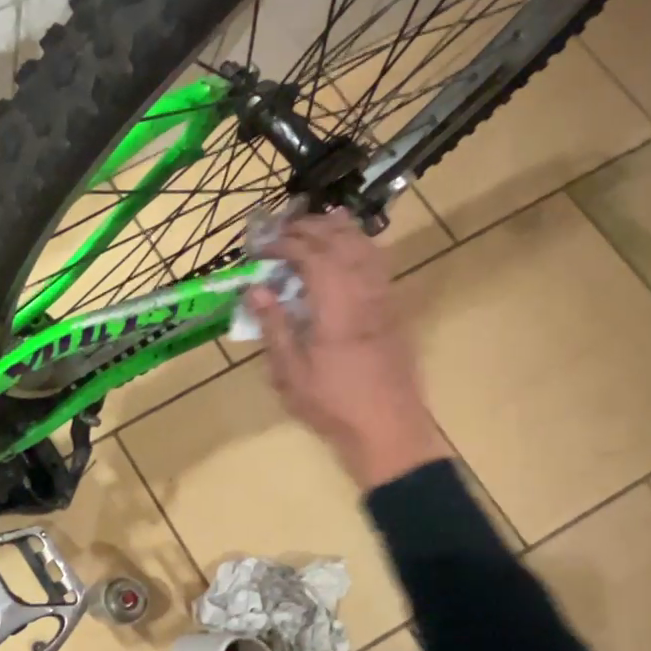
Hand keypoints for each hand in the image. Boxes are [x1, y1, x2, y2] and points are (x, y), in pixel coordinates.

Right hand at [243, 208, 449, 489]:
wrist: (388, 428)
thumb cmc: (333, 404)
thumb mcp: (291, 372)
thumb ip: (274, 325)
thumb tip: (255, 289)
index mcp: (336, 307)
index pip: (312, 256)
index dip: (285, 244)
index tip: (261, 248)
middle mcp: (364, 293)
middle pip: (342, 242)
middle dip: (311, 228)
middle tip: (283, 229)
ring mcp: (384, 299)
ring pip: (367, 247)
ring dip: (340, 230)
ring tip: (318, 223)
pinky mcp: (394, 310)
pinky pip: (379, 264)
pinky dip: (360, 246)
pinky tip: (347, 250)